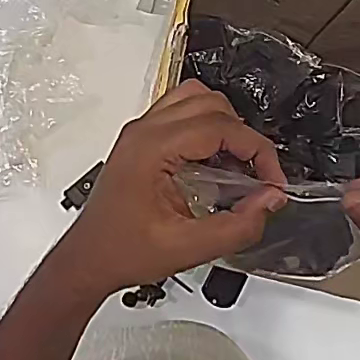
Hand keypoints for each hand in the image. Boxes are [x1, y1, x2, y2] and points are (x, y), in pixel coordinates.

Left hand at [51, 80, 287, 295]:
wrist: (88, 260)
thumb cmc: (121, 251)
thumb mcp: (188, 249)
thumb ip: (237, 226)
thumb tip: (269, 200)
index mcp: (151, 149)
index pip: (220, 126)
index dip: (257, 150)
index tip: (271, 180)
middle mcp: (144, 132)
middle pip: (212, 103)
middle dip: (245, 136)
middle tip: (259, 174)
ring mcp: (141, 133)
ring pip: (197, 98)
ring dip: (226, 125)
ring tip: (238, 164)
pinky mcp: (143, 140)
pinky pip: (183, 112)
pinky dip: (208, 128)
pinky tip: (215, 163)